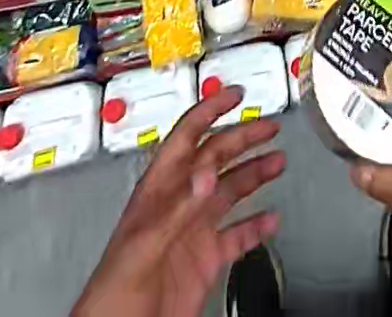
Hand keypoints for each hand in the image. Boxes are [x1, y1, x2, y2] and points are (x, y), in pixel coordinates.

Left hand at [73, 86, 286, 316]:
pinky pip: (236, 236)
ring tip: (278, 161)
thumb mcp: (144, 246)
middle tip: (269, 126)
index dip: (210, 111)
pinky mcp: (204, 262)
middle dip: (243, 137)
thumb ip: (177, 208)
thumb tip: (206, 172)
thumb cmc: (114, 296)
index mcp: (160, 191)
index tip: (234, 95)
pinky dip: (256, 225)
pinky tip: (271, 218)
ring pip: (229, 192)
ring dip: (254, 174)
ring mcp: (192, 232)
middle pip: (215, 157)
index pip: (187, 137)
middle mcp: (179, 204)